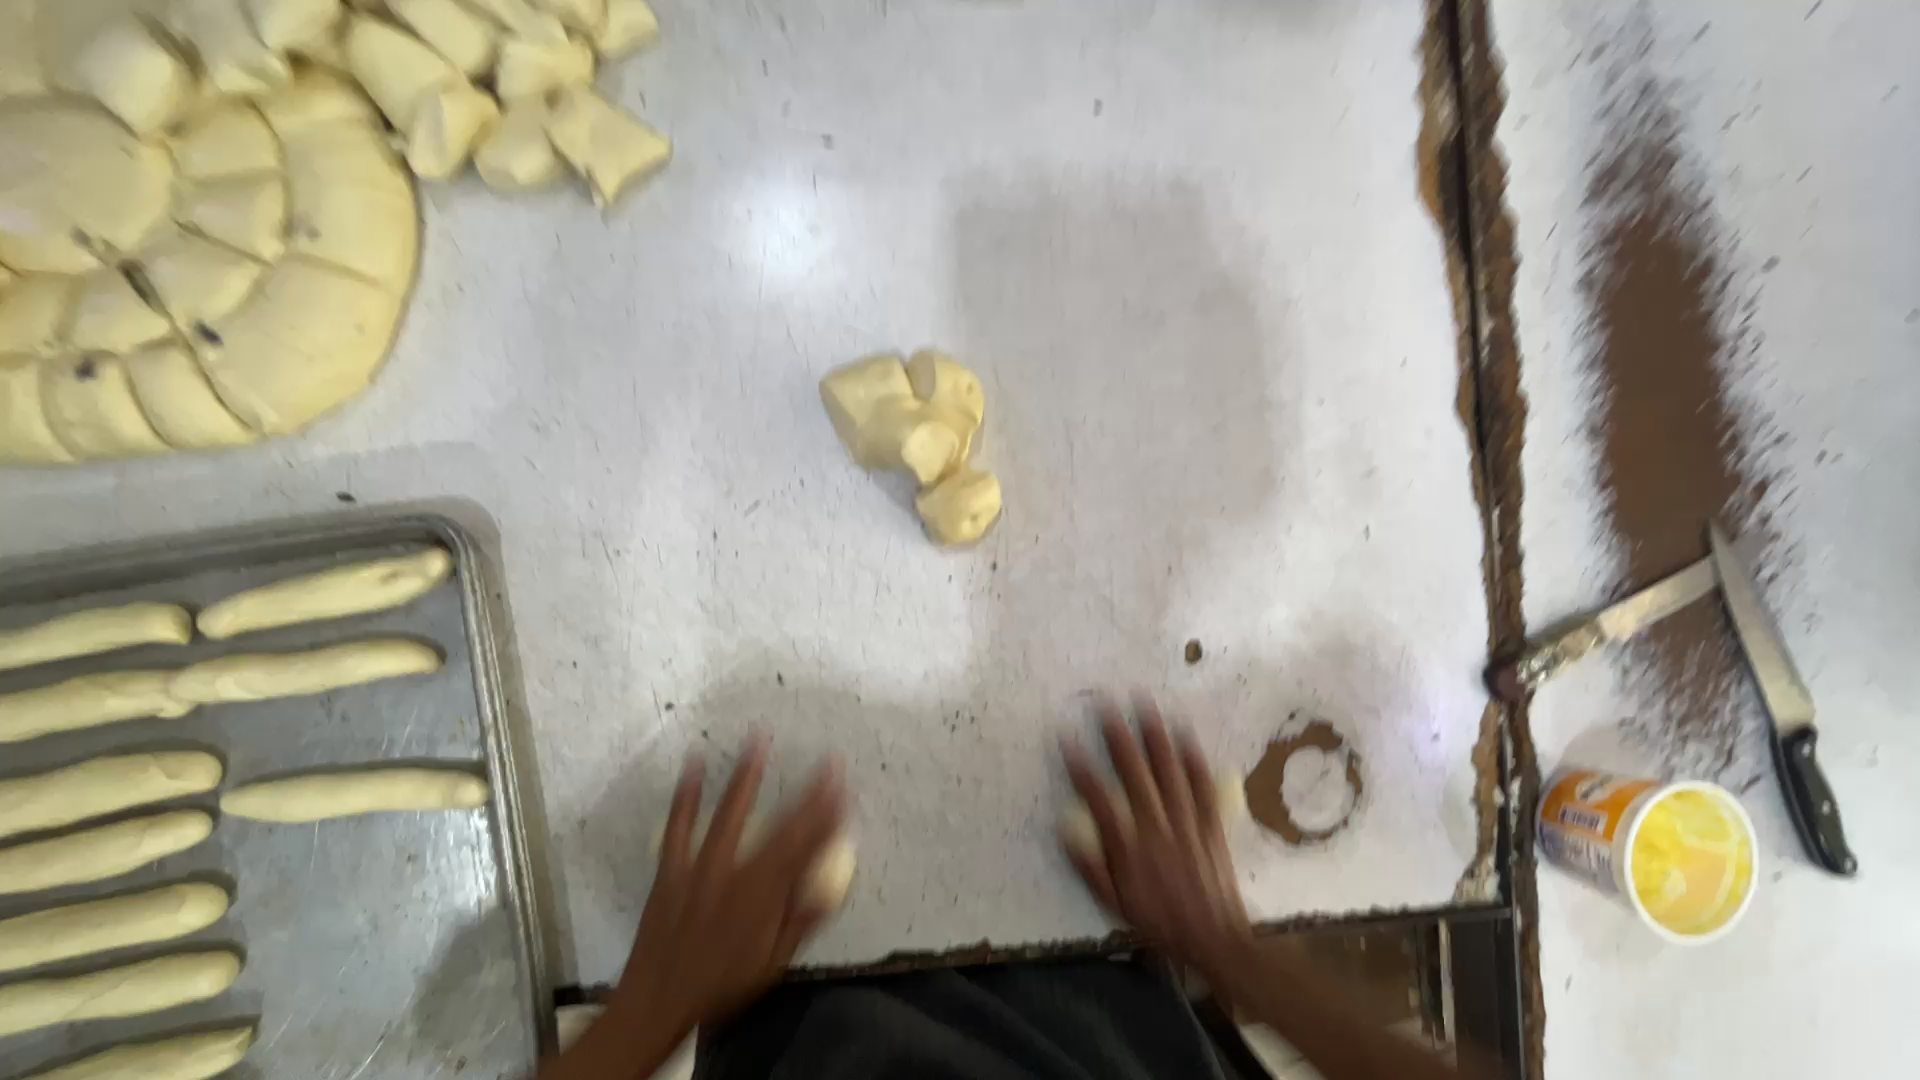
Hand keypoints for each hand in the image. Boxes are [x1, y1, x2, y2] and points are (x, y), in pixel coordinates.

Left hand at [616, 735, 848, 1035]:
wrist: (657, 1002)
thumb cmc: (722, 984)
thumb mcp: (772, 962)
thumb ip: (801, 920)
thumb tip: (834, 886)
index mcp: (765, 899)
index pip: (807, 849)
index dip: (830, 815)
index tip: (846, 787)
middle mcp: (736, 875)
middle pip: (780, 826)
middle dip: (808, 791)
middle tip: (828, 760)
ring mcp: (700, 867)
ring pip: (729, 814)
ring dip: (747, 774)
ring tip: (760, 738)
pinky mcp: (670, 867)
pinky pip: (678, 825)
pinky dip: (686, 793)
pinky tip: (695, 762)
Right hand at [1060, 691, 1250, 978]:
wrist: (1213, 938)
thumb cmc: (1158, 920)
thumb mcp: (1114, 903)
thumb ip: (1090, 867)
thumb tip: (1065, 832)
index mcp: (1129, 848)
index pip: (1099, 799)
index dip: (1081, 767)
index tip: (1067, 738)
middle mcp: (1156, 829)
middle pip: (1134, 775)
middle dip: (1118, 737)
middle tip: (1106, 706)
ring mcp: (1186, 824)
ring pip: (1169, 773)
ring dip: (1156, 736)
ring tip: (1145, 705)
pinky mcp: (1211, 825)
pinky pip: (1202, 788)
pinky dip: (1194, 760)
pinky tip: (1186, 735)